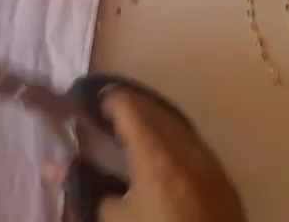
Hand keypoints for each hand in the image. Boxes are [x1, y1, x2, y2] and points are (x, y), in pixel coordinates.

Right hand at [95, 89, 244, 221]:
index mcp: (155, 156)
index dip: (108, 99)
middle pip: (154, 109)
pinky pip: (195, 143)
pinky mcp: (226, 183)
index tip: (92, 102)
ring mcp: (210, 166)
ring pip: (178, 124)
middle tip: (108, 111)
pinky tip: (164, 152)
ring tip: (134, 128)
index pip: (128, 106)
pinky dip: (175, 137)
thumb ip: (91, 189)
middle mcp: (185, 151)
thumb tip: (62, 169)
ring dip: (154, 119)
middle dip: (130, 105)